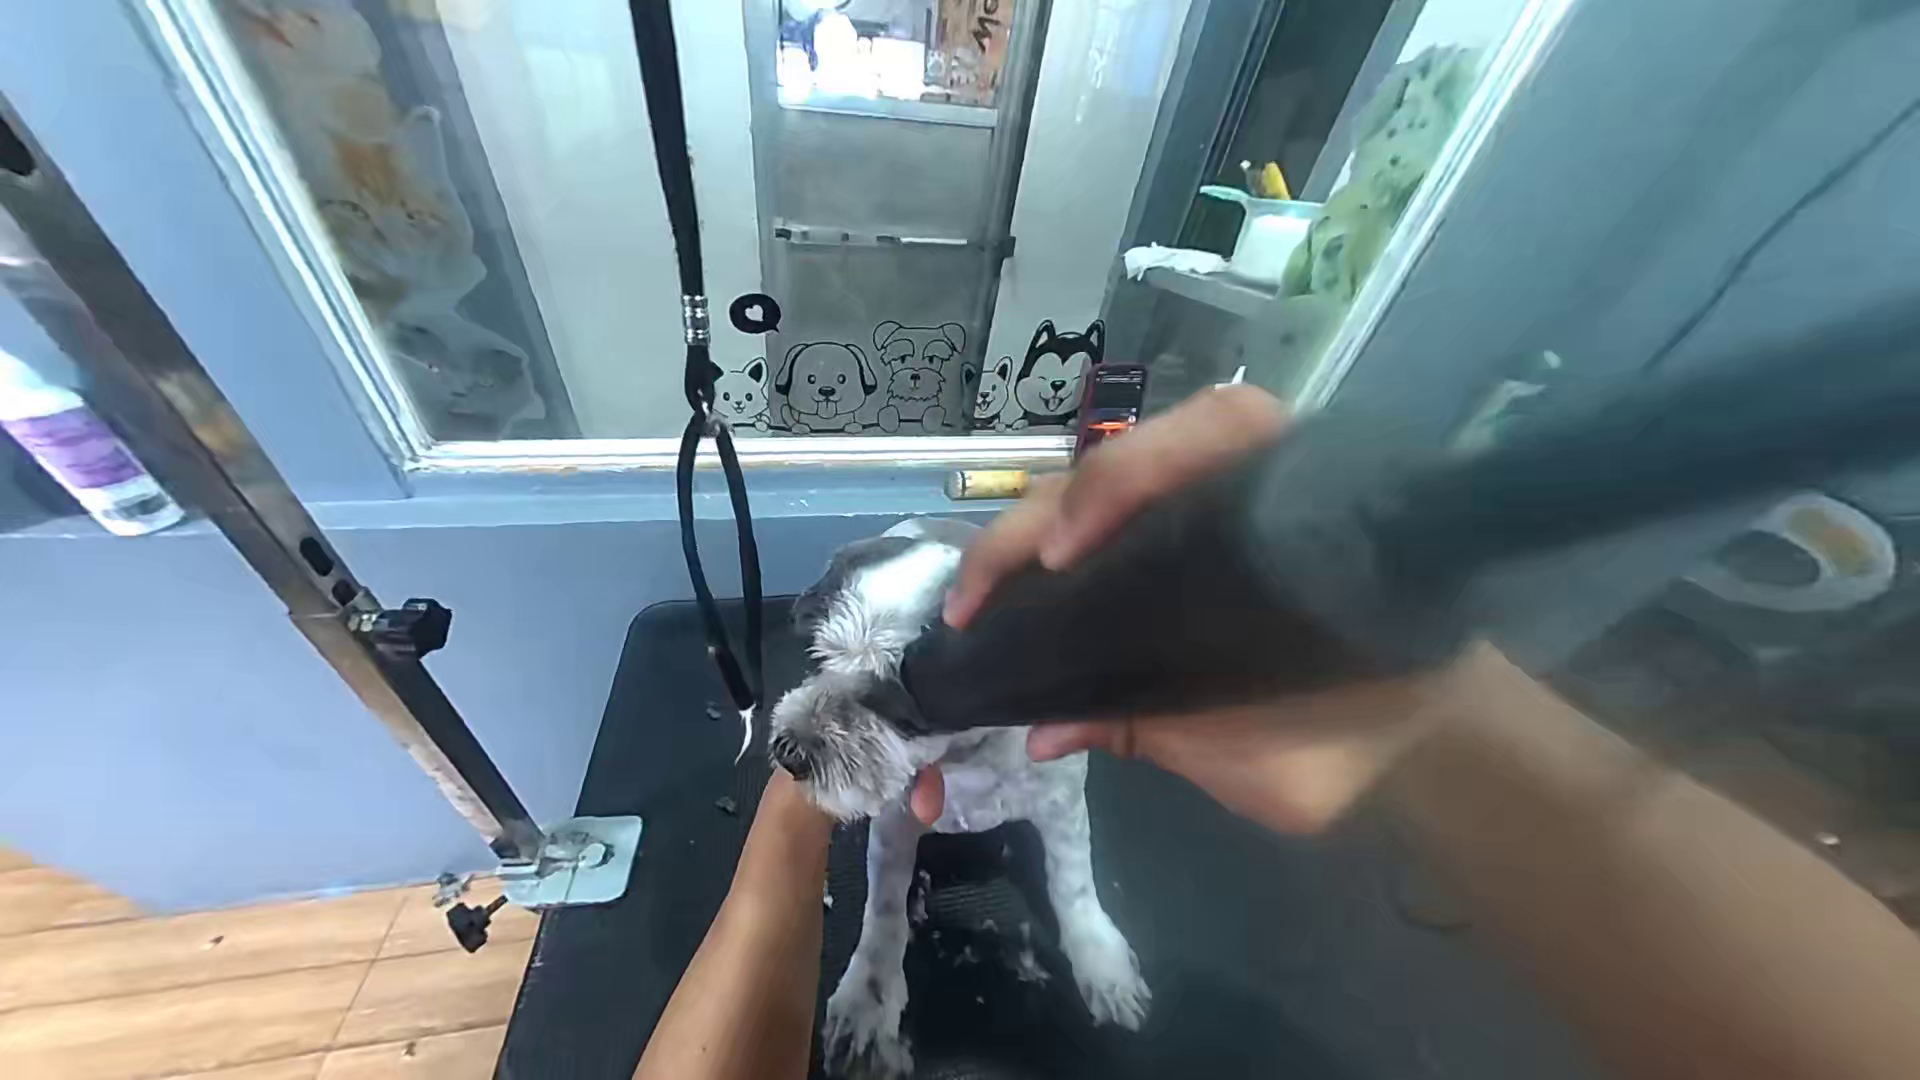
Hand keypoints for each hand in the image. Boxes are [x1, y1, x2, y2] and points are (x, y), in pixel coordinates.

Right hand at [909, 385, 1452, 833]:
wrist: (1397, 739)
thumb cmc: (1351, 731)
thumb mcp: (1268, 748)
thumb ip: (1167, 732)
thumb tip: (1044, 732)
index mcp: (1296, 509)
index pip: (1213, 428)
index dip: (1129, 475)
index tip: (1068, 555)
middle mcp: (1235, 485)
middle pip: (1116, 463)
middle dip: (1035, 519)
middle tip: (978, 598)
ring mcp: (1190, 508)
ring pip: (1088, 482)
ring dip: (1021, 528)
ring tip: (975, 594)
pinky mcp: (1162, 542)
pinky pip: (1088, 526)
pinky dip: (1035, 549)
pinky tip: (1002, 591)